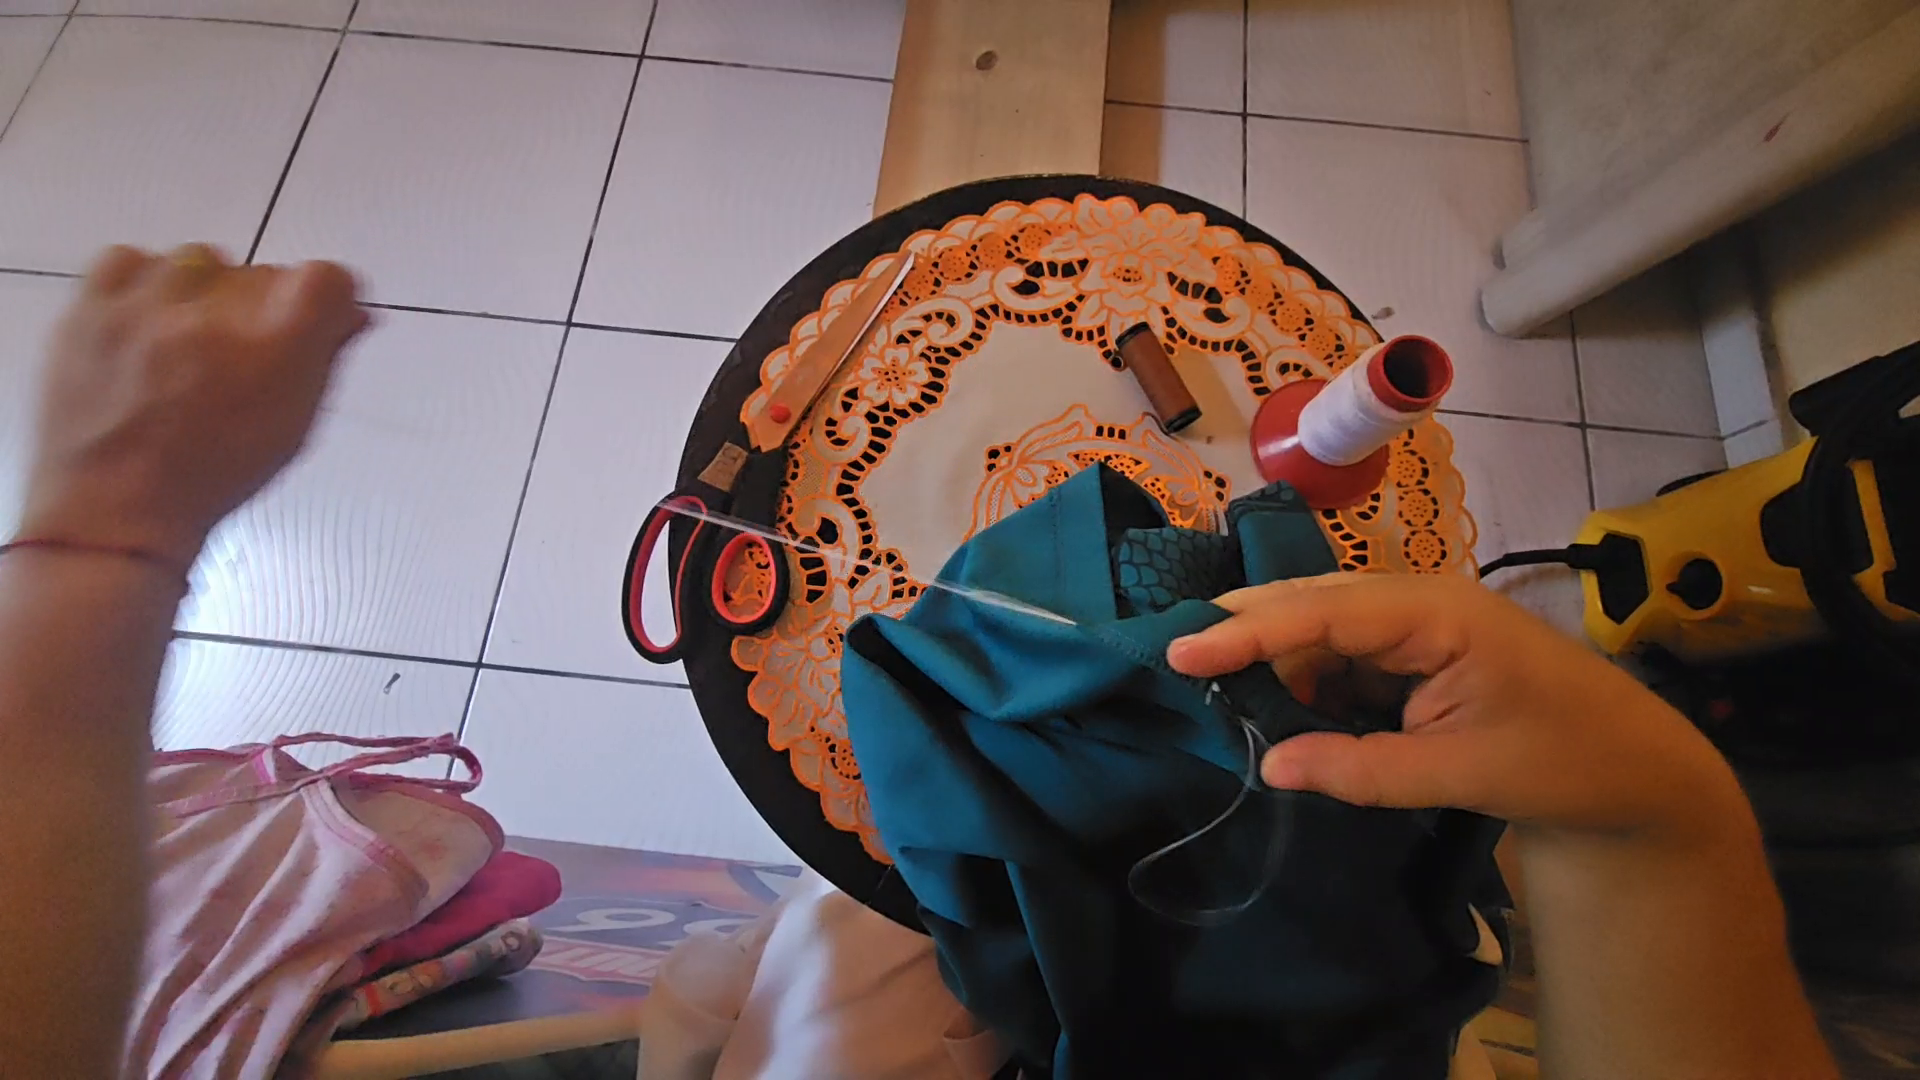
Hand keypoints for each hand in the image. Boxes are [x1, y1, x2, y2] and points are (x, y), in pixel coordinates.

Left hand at [19, 244, 368, 569]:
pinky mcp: (88, 307)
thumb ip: (327, 356)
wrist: (120, 499)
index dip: (337, 294)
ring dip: (219, 288)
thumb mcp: (299, 419)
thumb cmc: (226, 466)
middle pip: (268, 272)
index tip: (332, 316)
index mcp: (278, 350)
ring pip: (205, 260)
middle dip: (280, 302)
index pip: (326, 278)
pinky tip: (161, 312)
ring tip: (209, 328)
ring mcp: (145, 308)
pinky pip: (130, 258)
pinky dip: (154, 277)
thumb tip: (354, 313)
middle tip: (267, 343)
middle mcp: (216, 316)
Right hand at [1166, 572, 1752, 845]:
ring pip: (1310, 625)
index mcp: (1434, 614)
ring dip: (1270, 661)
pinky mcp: (1401, 644)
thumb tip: (1267, 767)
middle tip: (1180, 660)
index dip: (1245, 632)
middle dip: (1242, 629)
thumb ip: (1361, 769)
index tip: (1181, 651)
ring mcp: (1405, 620)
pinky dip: (1300, 679)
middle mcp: (1411, 600)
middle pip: (1304, 601)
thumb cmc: (1565, 763)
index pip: (1320, 613)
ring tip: (1227, 695)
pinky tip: (1283, 707)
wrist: (1638, 769)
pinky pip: (1330, 651)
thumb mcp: (1463, 772)